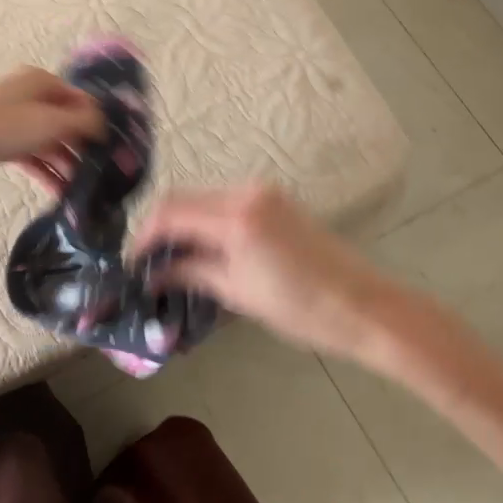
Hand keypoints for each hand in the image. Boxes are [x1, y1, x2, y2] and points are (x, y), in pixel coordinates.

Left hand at [0, 67, 104, 195]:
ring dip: (67, 162)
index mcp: (40, 80)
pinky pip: (31, 155)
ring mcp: (10, 119)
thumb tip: (106, 125)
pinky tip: (60, 192)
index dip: (100, 121)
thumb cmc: (1, 129)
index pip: (81, 98)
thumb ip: (85, 122)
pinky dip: (46, 170)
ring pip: (49, 140)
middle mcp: (26, 95)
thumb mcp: (51, 122)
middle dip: (84, 145)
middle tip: (104, 172)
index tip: (117, 148)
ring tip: (84, 187)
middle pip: (65, 120)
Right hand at [133, 183, 420, 362]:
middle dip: (159, 229)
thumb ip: (190, 273)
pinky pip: (224, 204)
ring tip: (172, 259)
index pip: (170, 211)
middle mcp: (245, 192)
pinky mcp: (275, 200)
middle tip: (147, 262)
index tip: (133, 263)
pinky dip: (206, 222)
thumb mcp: (237, 293)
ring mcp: (262, 192)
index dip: (144, 235)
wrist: (368, 308)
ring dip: (182, 224)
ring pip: (202, 199)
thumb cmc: (303, 309)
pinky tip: (202, 248)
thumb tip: (153, 274)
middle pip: (182, 199)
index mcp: (236, 217)